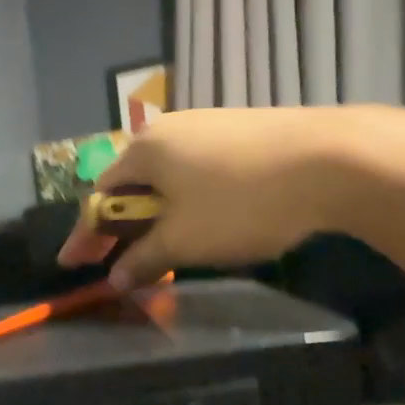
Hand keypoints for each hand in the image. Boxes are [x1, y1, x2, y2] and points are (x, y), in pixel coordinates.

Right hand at [58, 105, 404, 287]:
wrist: (333, 163)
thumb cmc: (240, 204)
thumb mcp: (182, 241)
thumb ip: (141, 259)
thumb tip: (114, 277)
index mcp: (144, 150)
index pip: (98, 197)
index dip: (84, 236)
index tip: (71, 264)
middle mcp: (171, 130)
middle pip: (131, 185)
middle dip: (119, 226)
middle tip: (111, 261)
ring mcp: (211, 127)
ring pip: (166, 180)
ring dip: (154, 217)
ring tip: (155, 250)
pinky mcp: (244, 135)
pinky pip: (196, 176)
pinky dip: (185, 205)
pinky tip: (197, 225)